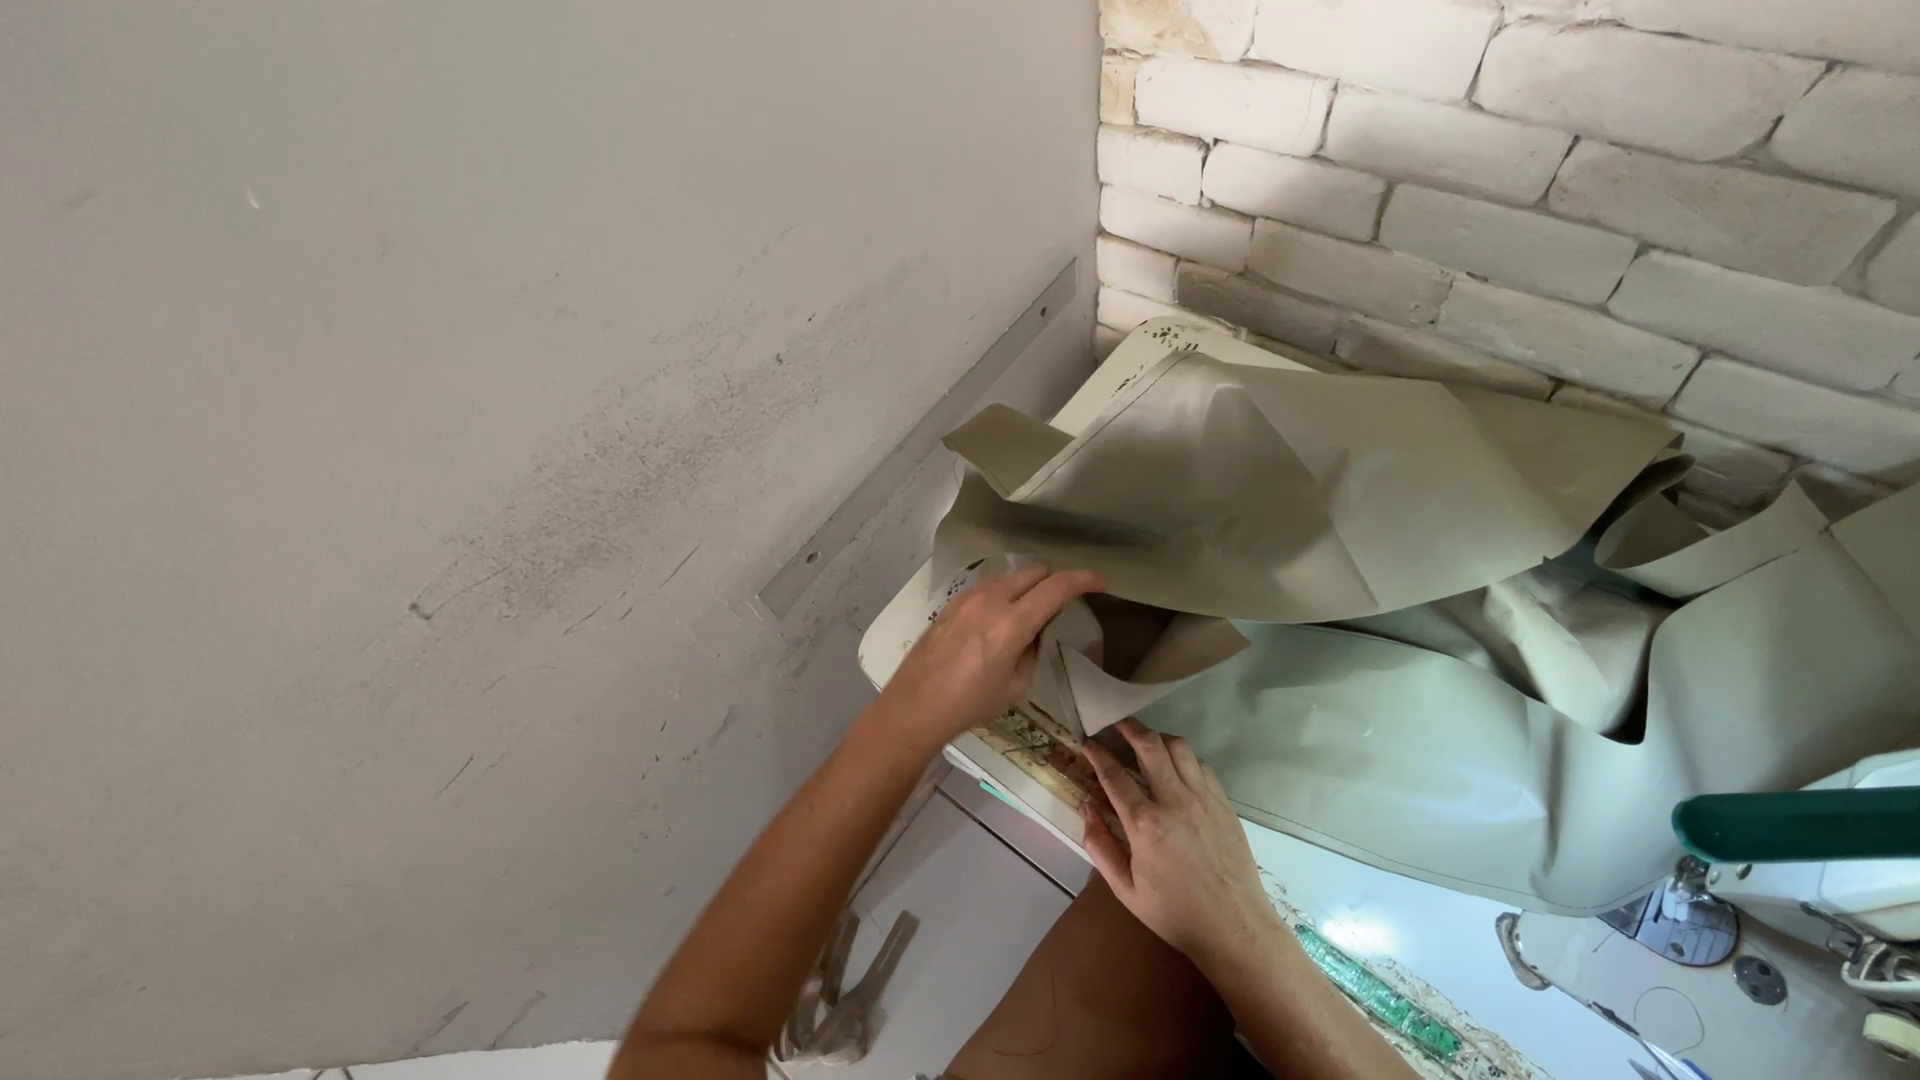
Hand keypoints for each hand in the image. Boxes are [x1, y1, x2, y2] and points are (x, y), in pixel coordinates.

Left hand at [868, 564, 1105, 753]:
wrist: (915, 705)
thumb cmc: (969, 704)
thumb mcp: (1015, 686)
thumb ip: (1032, 651)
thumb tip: (1033, 633)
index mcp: (1012, 623)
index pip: (1057, 587)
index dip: (1084, 580)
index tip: (1102, 582)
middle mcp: (990, 600)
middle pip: (1034, 573)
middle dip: (1055, 582)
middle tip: (1064, 604)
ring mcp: (967, 598)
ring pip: (1009, 577)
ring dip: (1027, 587)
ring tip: (1030, 615)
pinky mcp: (951, 604)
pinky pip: (988, 588)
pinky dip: (1004, 595)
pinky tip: (1000, 621)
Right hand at [1081, 720, 1284, 966]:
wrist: (1234, 928)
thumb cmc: (1174, 913)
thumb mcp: (1125, 889)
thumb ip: (1099, 845)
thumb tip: (1086, 807)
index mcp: (1145, 824)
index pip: (1114, 775)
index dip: (1097, 754)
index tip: (1088, 743)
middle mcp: (1175, 801)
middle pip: (1150, 746)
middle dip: (1130, 728)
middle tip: (1117, 723)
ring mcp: (1204, 799)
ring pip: (1180, 748)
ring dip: (1159, 738)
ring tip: (1146, 741)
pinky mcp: (1224, 804)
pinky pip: (1201, 765)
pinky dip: (1184, 757)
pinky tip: (1176, 766)